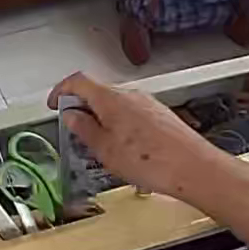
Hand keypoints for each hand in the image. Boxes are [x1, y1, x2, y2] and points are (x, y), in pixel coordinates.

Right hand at [47, 72, 229, 199]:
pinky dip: (119, 124)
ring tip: (101, 146)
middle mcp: (129, 94)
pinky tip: (125, 149)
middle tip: (75, 130)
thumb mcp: (104, 150)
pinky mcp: (159, 114)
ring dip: (101, 118)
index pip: (78, 81)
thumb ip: (84, 129)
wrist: (193, 168)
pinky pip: (131, 113)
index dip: (61, 90)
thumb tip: (72, 116)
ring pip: (114, 104)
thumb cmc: (152, 161)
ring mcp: (146, 102)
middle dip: (82, 108)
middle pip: (97, 92)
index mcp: (110, 98)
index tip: (55, 103)